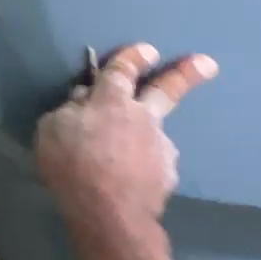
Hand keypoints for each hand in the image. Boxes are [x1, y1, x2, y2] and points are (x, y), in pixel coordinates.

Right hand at [35, 43, 217, 232]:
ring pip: (153, 131)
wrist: (108, 211)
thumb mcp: (52, 127)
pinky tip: (128, 174)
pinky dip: (142, 161)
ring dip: (144, 134)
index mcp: (110, 102)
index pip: (121, 71)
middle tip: (208, 62)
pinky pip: (152, 159)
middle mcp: (143, 119)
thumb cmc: (71, 162)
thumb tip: (83, 100)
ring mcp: (160, 147)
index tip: (147, 48)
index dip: (131, 57)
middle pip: (166, 91)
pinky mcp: (167, 174)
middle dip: (186, 74)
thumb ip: (70, 110)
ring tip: (122, 152)